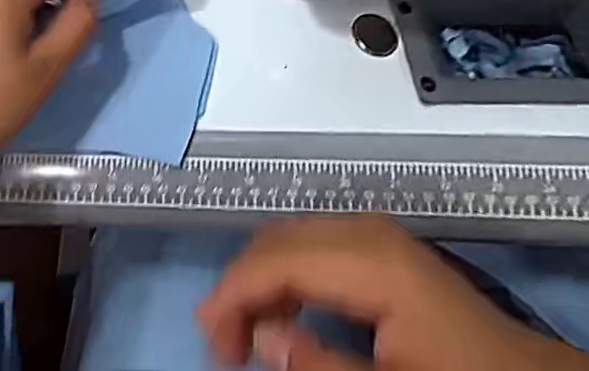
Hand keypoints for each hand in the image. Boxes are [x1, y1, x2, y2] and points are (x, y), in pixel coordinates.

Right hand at [196, 216, 588, 370]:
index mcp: (369, 259)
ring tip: (241, 332)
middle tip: (219, 341)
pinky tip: (281, 313)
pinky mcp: (378, 247)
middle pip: (278, 239)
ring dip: (259, 278)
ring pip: (291, 238)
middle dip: (240, 283)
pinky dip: (285, 275)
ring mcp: (372, 233)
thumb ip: (322, 364)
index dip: (234, 292)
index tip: (209, 338)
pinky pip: (312, 246)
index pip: (278, 258)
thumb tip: (261, 335)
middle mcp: (364, 231)